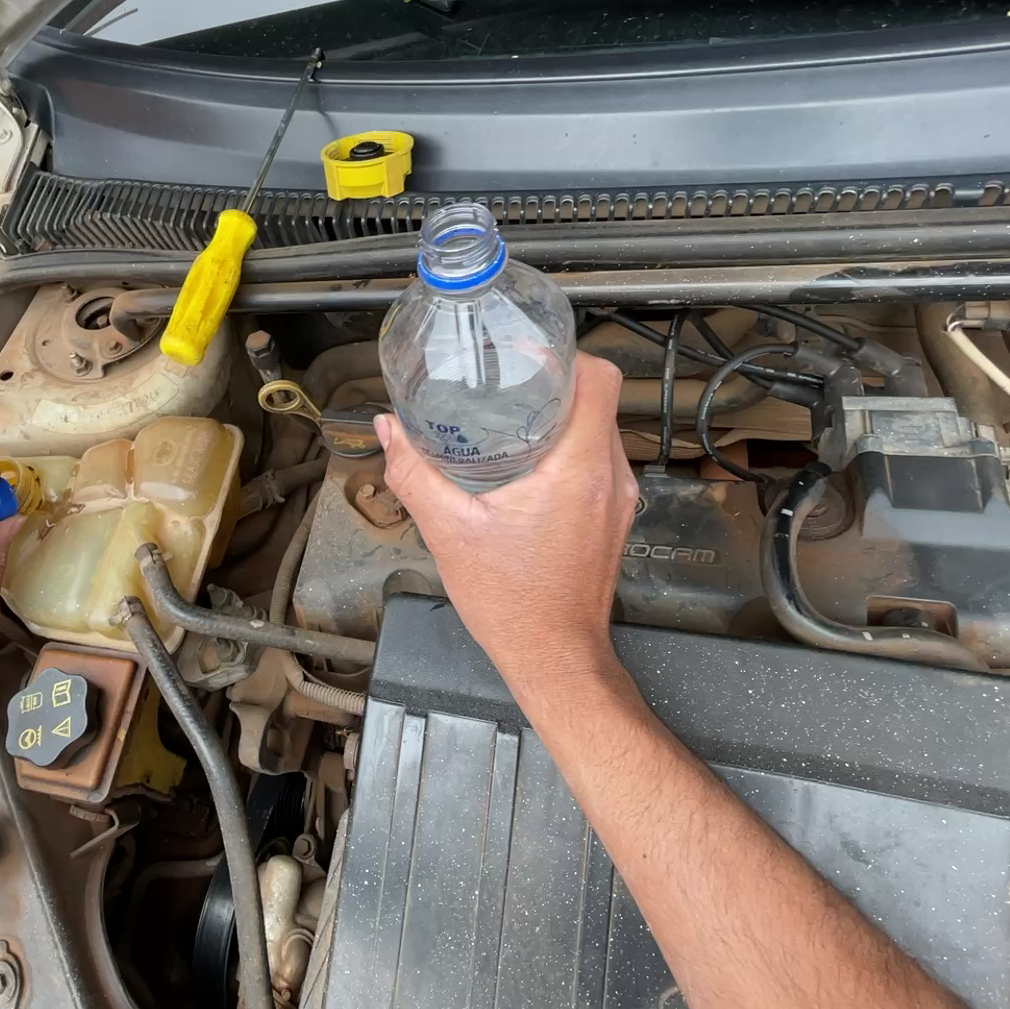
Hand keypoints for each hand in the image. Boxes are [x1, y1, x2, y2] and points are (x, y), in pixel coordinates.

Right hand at [377, 356, 636, 677]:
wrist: (553, 656)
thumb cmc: (511, 603)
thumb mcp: (448, 531)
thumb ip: (414, 473)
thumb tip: (390, 431)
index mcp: (579, 470)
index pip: (598, 378)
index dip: (565, 353)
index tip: (525, 352)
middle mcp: (611, 478)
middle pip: (599, 397)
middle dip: (555, 379)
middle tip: (506, 377)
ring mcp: (619, 499)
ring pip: (600, 428)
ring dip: (562, 414)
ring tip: (511, 414)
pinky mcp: (614, 517)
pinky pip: (599, 460)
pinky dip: (569, 446)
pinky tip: (526, 460)